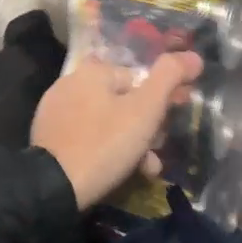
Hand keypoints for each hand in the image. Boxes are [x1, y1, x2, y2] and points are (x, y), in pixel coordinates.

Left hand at [31, 51, 203, 209]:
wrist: (53, 187)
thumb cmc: (104, 143)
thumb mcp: (145, 110)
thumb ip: (169, 78)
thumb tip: (193, 55)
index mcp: (94, 70)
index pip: (137, 79)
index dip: (159, 101)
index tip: (170, 124)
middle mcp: (72, 81)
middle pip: (120, 101)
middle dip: (144, 127)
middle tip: (156, 153)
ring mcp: (56, 109)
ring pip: (104, 121)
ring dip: (127, 142)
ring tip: (143, 169)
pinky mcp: (47, 135)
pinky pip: (84, 135)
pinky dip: (102, 148)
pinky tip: (115, 170)